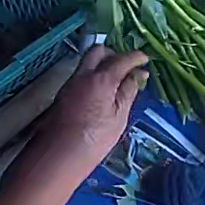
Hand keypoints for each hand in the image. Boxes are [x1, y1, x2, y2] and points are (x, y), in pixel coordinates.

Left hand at [35, 45, 147, 176]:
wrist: (59, 153)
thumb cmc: (95, 138)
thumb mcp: (119, 117)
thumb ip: (128, 91)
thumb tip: (139, 74)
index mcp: (101, 79)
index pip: (121, 59)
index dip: (135, 57)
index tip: (144, 59)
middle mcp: (82, 76)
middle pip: (97, 51)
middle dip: (113, 53)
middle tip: (126, 66)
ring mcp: (70, 83)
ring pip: (86, 62)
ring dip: (101, 64)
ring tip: (115, 80)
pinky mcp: (62, 93)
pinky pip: (79, 75)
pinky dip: (92, 75)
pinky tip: (100, 90)